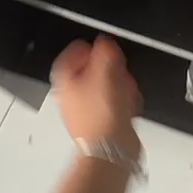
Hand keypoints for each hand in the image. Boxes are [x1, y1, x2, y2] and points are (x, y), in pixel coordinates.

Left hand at [50, 36, 142, 153]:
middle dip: (112, 69)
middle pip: (93, 68)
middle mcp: (70, 94)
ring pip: (106, 85)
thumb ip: (105, 50)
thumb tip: (105, 42)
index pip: (75, 51)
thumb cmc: (102, 115)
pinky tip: (128, 105)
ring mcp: (84, 108)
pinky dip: (123, 101)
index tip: (108, 50)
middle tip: (119, 72)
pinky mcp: (99, 120)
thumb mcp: (106, 71)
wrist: (112, 149)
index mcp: (64, 79)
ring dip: (120, 85)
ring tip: (125, 92)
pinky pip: (114, 102)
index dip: (94, 48)